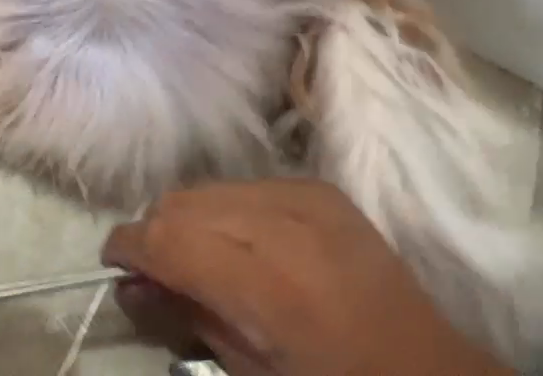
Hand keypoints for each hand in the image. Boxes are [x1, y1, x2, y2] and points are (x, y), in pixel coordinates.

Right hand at [102, 180, 511, 375]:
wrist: (427, 373)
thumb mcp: (253, 374)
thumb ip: (186, 320)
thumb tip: (128, 286)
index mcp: (268, 282)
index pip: (168, 238)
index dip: (130, 247)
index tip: (114, 265)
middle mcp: (283, 222)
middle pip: (180, 203)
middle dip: (156, 234)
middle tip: (158, 273)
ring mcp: (303, 196)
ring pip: (206, 188)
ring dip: (188, 220)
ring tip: (200, 259)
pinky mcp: (317, 187)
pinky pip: (243, 185)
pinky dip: (225, 210)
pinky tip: (241, 245)